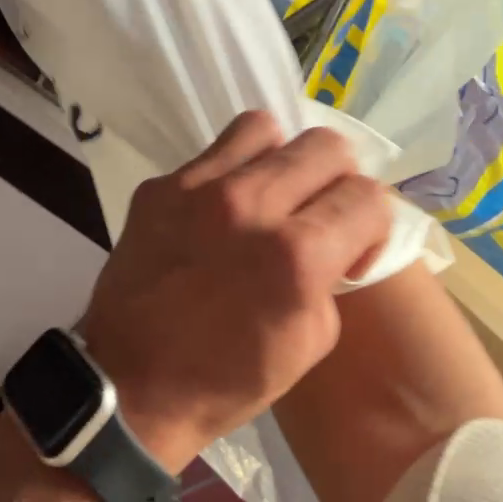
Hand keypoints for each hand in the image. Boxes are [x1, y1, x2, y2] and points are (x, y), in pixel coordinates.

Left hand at [79, 111, 393, 472]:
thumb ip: (332, 272)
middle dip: (336, 176)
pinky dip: (230, 171)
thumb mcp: (312, 339)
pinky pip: (211, 153)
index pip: (366, 196)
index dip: (371, 219)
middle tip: (320, 207)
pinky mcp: (158, 184)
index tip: (354, 238)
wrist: (132, 376)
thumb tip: (338, 234)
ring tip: (272, 191)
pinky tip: (221, 206)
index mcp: (296, 254)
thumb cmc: (230, 376)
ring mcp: (195, 186)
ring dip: (280, 157)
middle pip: (323, 146)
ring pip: (262, 127)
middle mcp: (248, 204)